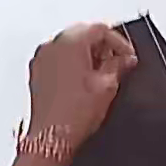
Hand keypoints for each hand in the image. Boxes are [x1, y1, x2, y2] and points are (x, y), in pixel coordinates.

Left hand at [27, 23, 136, 147]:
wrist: (52, 137)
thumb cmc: (74, 113)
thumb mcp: (108, 86)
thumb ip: (119, 65)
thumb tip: (125, 59)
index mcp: (71, 43)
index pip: (100, 29)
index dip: (119, 41)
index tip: (128, 54)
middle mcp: (53, 46)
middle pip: (83, 33)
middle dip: (103, 45)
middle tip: (118, 61)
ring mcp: (42, 58)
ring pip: (70, 44)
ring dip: (88, 53)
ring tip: (103, 73)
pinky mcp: (37, 72)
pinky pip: (58, 57)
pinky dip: (73, 62)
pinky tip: (85, 80)